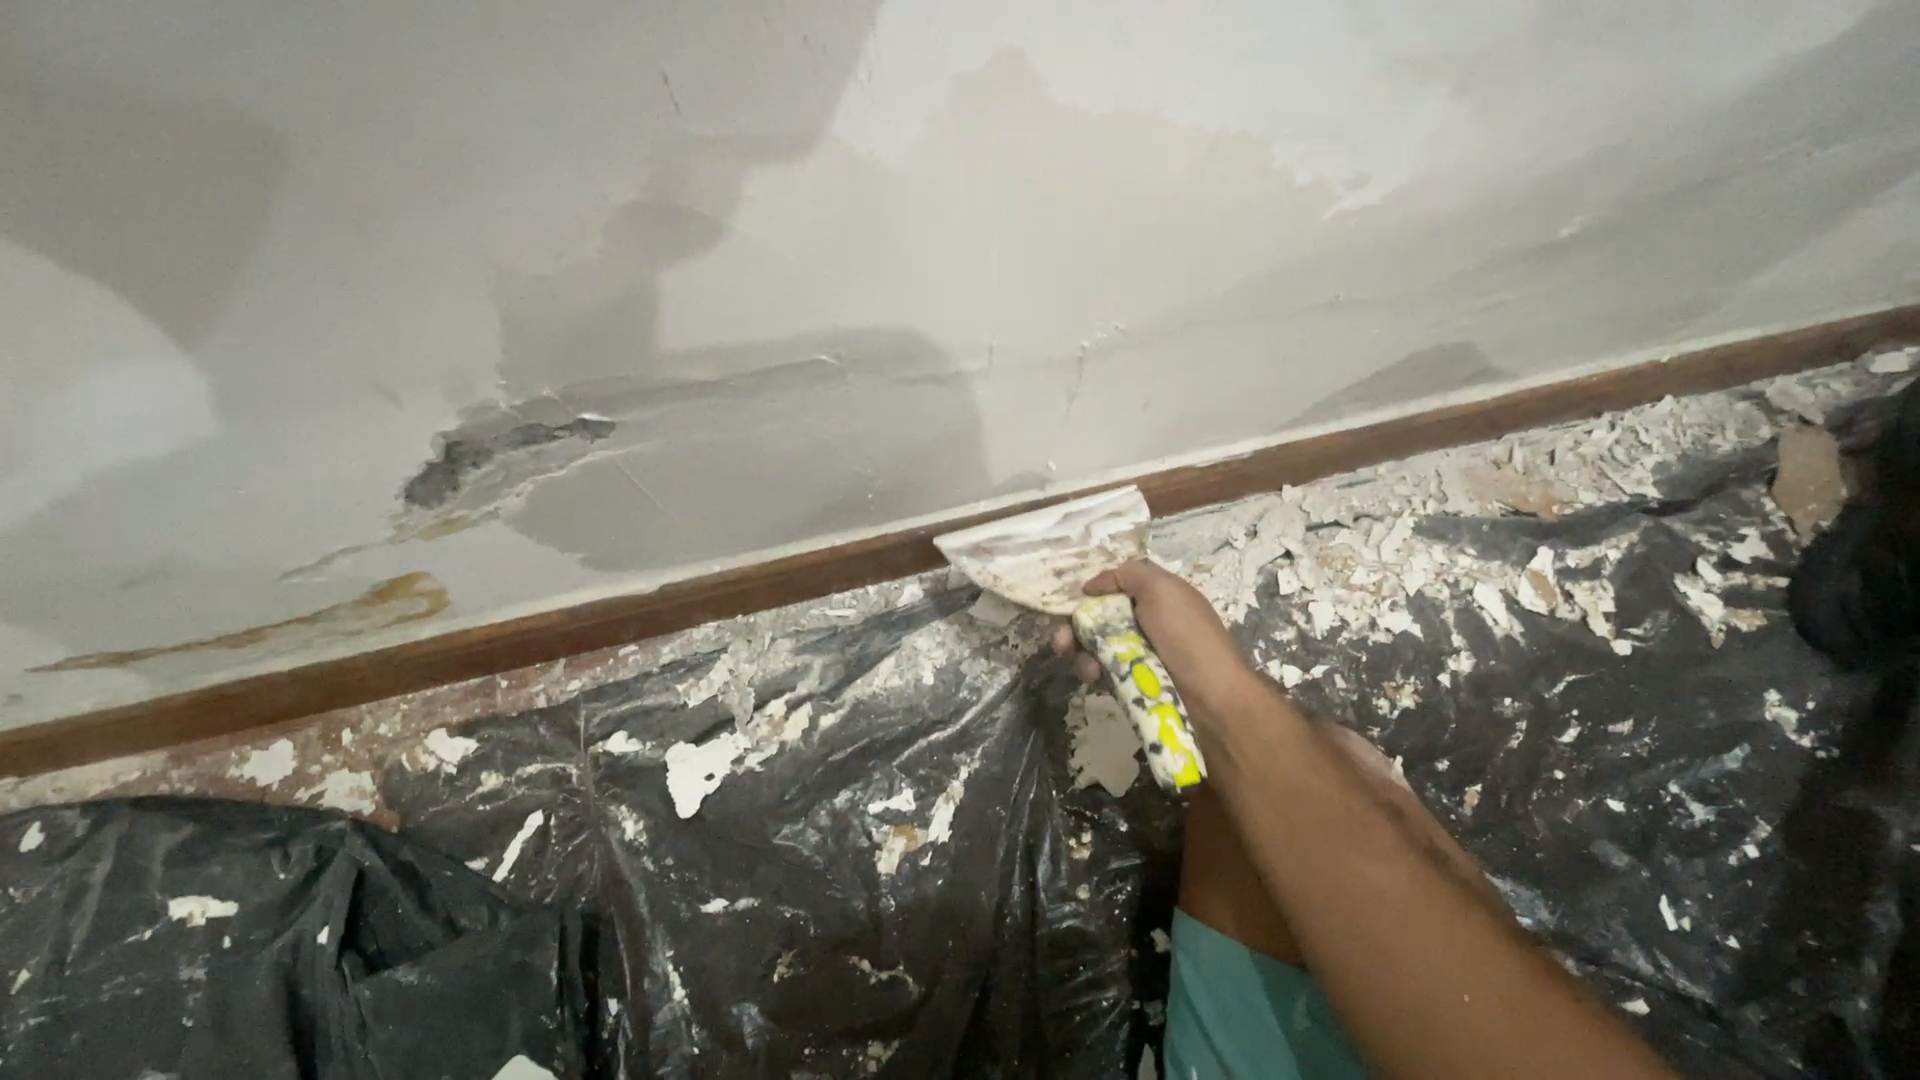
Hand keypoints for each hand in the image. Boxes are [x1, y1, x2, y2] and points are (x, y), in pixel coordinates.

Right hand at [1049, 559, 1263, 715]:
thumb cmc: (1187, 637)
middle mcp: (1147, 625)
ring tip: (1085, 666)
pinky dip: (1093, 674)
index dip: (1094, 593)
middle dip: (1075, 628)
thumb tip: (1092, 585)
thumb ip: (1127, 575)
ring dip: (1080, 654)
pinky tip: (1094, 678)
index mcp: (1158, 599)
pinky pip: (1103, 674)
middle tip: (1061, 640)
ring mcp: (1139, 656)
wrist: (1211, 698)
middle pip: (1099, 619)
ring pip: (1095, 649)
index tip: (1075, 600)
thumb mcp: (1161, 589)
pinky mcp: (1132, 684)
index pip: (1117, 589)